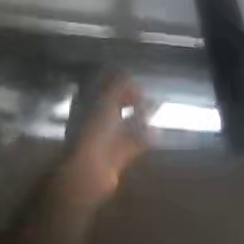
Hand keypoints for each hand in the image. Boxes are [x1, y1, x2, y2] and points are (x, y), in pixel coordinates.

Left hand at [57, 73, 150, 203]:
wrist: (88, 171)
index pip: (100, 85)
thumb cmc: (93, 129)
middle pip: (113, 103)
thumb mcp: (105, 100)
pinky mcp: (116, 155)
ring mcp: (105, 138)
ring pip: (125, 122)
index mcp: (85, 103)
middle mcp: (93, 119)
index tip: (131, 76)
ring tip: (156, 106)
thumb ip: (118, 85)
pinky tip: (157, 131)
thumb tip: (127, 72)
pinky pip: (133, 142)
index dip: (115, 78)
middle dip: (129, 97)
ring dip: (140, 115)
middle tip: (143, 93)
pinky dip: (145, 136)